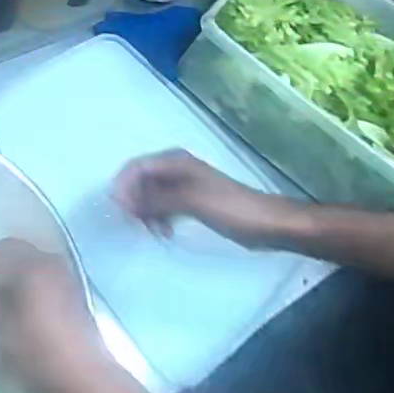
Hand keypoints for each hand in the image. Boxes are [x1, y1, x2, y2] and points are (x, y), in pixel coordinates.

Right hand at [0, 239, 112, 392]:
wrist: (90, 377)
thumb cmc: (43, 353)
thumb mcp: (5, 332)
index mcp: (29, 268)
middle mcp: (46, 261)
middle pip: (11, 248)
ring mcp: (61, 272)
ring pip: (27, 255)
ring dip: (8, 262)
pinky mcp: (70, 285)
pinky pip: (40, 266)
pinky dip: (23, 270)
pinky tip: (15, 287)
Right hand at [112, 149, 303, 248]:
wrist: (274, 224)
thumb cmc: (231, 209)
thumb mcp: (190, 202)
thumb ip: (155, 199)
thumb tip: (123, 200)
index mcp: (173, 160)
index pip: (136, 167)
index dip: (123, 185)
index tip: (119, 209)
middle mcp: (175, 167)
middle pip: (142, 179)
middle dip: (134, 199)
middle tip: (134, 223)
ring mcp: (184, 184)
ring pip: (152, 193)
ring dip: (147, 210)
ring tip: (152, 231)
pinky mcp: (192, 199)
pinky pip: (165, 203)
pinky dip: (160, 216)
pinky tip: (165, 231)